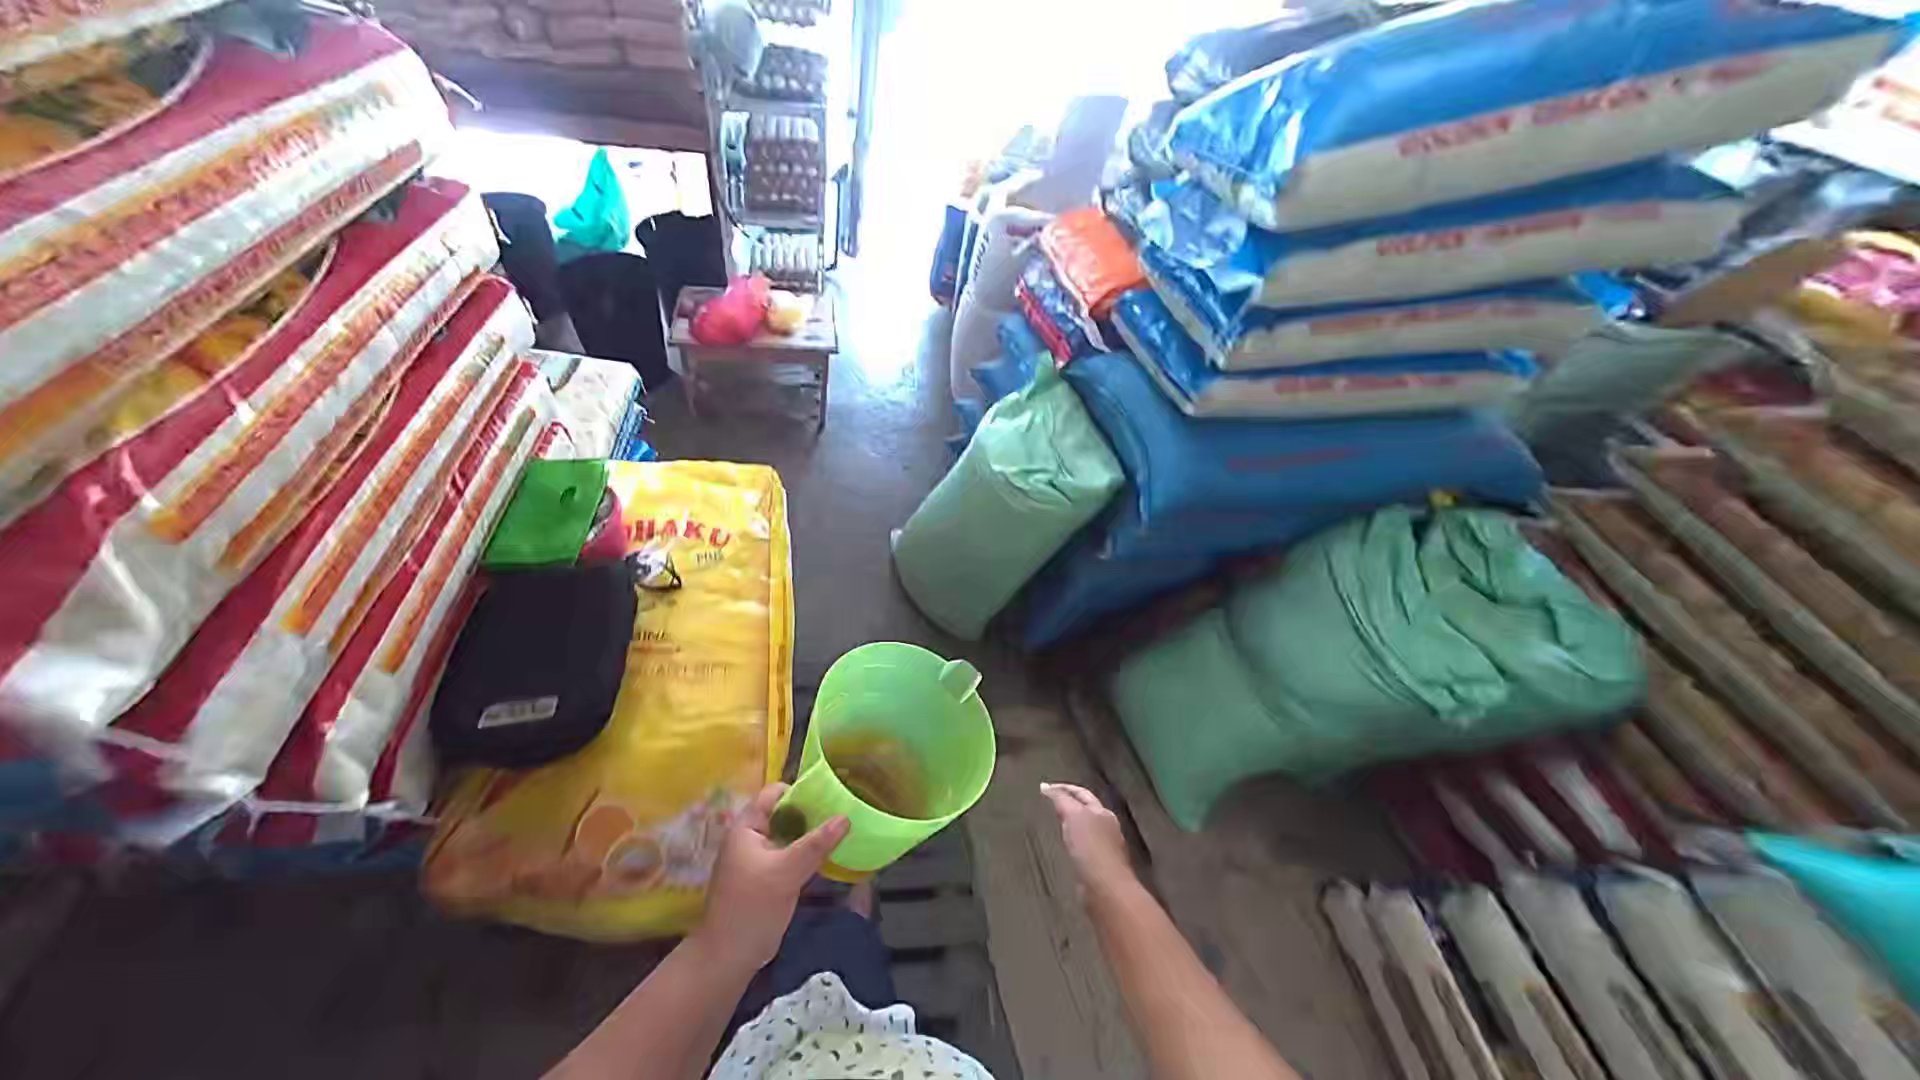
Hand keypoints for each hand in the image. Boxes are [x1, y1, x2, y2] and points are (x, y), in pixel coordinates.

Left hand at [695, 783, 848, 970]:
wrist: (728, 959)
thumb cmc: (752, 908)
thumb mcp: (787, 872)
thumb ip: (816, 844)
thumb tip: (846, 817)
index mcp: (746, 827)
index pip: (775, 793)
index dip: (801, 790)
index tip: (830, 795)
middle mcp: (750, 837)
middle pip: (784, 812)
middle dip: (811, 812)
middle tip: (842, 811)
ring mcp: (758, 858)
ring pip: (789, 834)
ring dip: (811, 833)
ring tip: (841, 829)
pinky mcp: (766, 877)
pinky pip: (790, 854)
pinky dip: (806, 852)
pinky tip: (829, 854)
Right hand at [1041, 782, 1134, 893]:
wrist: (1106, 888)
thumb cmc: (1090, 847)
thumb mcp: (1073, 815)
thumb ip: (1061, 799)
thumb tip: (1047, 787)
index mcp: (1102, 812)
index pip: (1082, 793)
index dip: (1064, 788)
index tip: (1046, 788)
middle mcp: (1108, 827)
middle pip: (1087, 811)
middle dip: (1071, 805)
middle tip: (1051, 804)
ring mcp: (1107, 849)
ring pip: (1087, 830)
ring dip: (1073, 825)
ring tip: (1056, 824)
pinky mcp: (1100, 868)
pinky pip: (1085, 849)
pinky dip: (1075, 844)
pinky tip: (1066, 849)